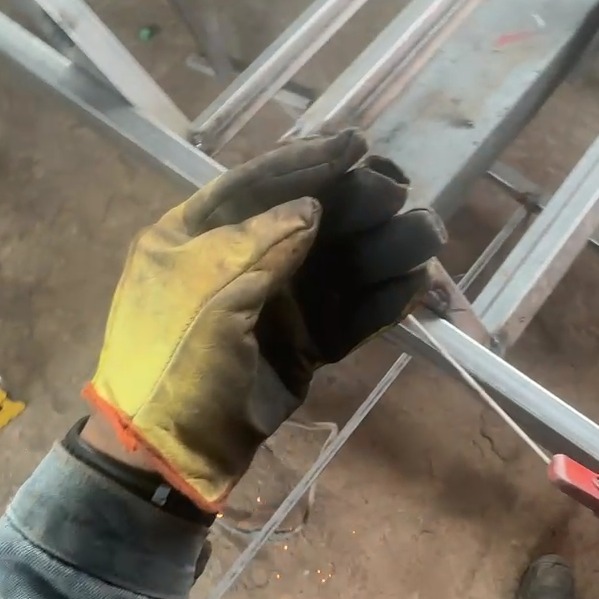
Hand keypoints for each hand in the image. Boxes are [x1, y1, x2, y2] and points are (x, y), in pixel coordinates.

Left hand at [85, 131, 443, 509]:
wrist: (171, 454)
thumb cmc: (171, 364)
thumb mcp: (203, 293)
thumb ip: (260, 244)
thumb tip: (313, 208)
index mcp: (198, 235)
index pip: (258, 184)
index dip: (308, 161)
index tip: (357, 143)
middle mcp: (242, 262)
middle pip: (309, 221)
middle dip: (356, 203)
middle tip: (398, 194)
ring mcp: (277, 305)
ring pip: (338, 267)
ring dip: (382, 249)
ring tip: (427, 236)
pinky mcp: (304, 345)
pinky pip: (349, 316)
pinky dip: (381, 303)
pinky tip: (415, 287)